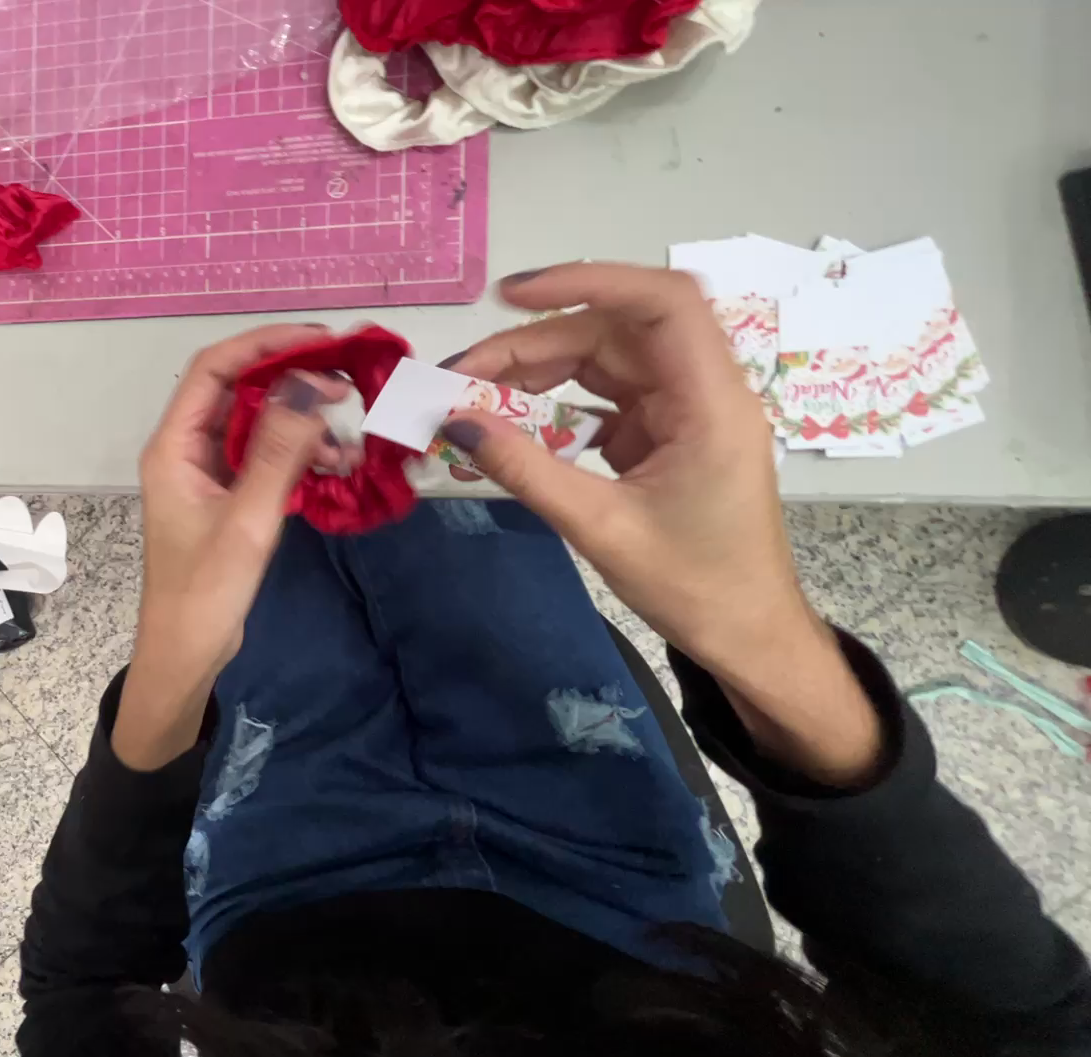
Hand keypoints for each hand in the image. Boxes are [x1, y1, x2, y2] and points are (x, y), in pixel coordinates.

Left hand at [116, 325, 343, 768]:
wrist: (187, 651)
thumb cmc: (206, 592)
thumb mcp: (246, 521)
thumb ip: (277, 453)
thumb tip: (309, 387)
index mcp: (174, 446)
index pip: (214, 369)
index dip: (264, 345)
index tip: (320, 341)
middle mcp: (186, 448)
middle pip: (237, 389)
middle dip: (291, 379)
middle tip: (347, 381)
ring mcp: (206, 471)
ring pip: (256, 423)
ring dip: (300, 421)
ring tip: (346, 434)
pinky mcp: (226, 494)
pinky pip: (264, 456)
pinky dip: (297, 453)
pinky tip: (334, 464)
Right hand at [444, 264, 880, 783]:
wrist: (743, 633)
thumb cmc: (690, 584)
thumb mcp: (597, 526)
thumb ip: (524, 468)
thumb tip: (455, 421)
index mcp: (711, 402)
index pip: (660, 303)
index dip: (586, 282)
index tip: (508, 296)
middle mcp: (701, 390)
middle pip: (613, 332)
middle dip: (531, 344)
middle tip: (458, 374)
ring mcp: (680, 411)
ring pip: (603, 360)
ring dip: (536, 368)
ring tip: (472, 391)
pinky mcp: (660, 434)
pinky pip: (600, 396)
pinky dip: (551, 400)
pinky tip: (511, 415)